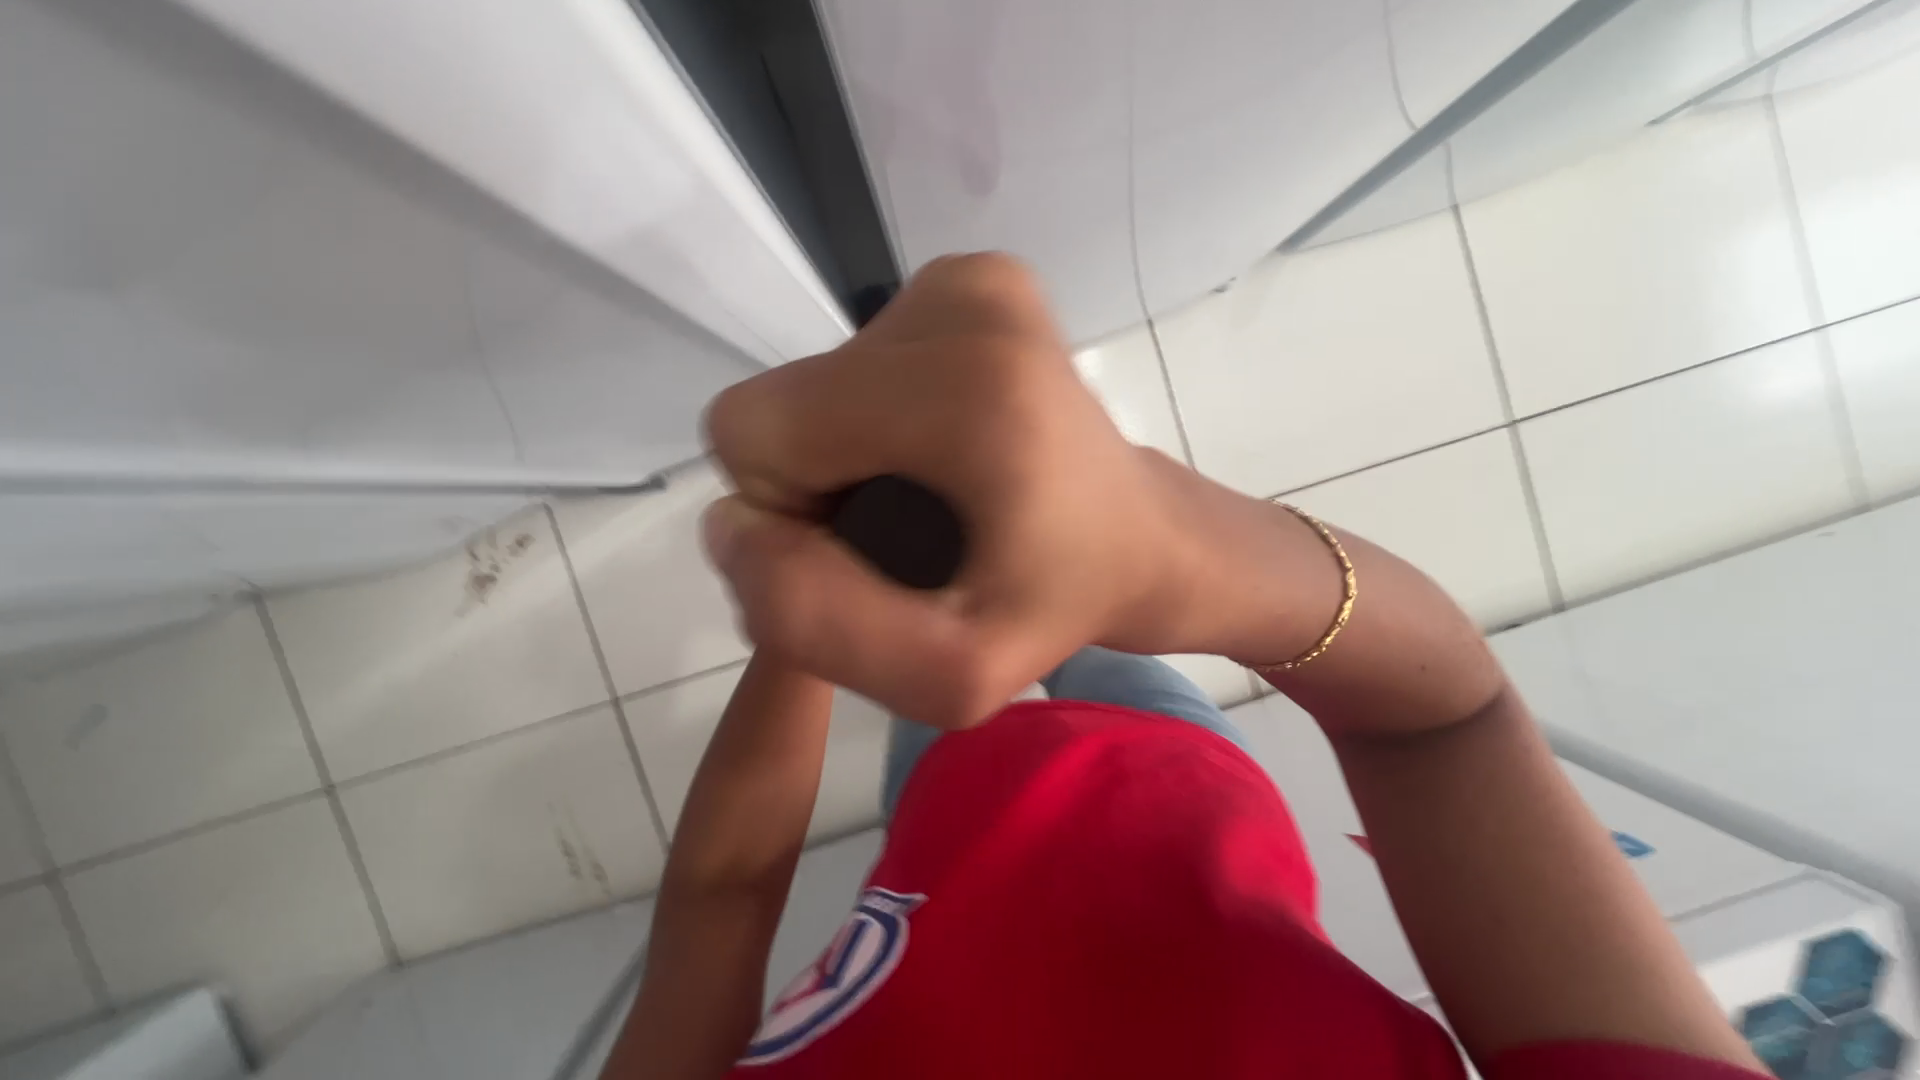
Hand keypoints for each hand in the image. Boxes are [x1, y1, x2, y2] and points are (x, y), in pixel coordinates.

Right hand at [701, 254, 1222, 727]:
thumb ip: (815, 621)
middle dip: (815, 485)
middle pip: (781, 402)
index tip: (875, 557)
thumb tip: (730, 526)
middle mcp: (965, 300)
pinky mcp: (977, 280)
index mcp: (967, 387)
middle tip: (907, 535)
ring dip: (849, 455)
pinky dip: (879, 418)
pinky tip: (944, 456)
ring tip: (934, 498)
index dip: (791, 517)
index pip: (755, 433)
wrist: (1145, 538)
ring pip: (815, 383)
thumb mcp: (948, 674)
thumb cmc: (1061, 607)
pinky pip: (860, 361)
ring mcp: (974, 281)